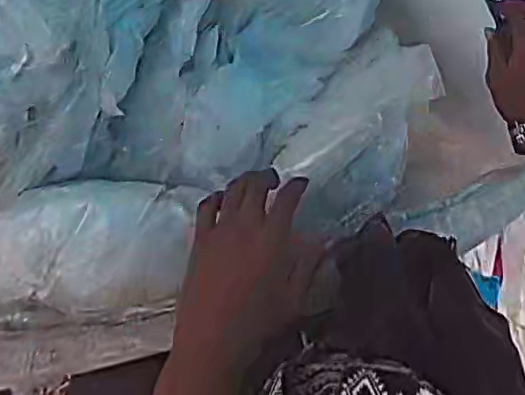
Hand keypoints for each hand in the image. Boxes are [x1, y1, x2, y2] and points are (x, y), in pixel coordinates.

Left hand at [158, 171, 322, 394]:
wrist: (210, 348)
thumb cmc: (256, 326)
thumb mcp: (294, 301)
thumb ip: (310, 266)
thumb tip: (324, 242)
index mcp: (272, 238)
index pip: (288, 197)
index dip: (297, 185)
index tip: (302, 183)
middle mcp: (246, 226)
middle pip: (256, 184)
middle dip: (268, 176)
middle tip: (276, 181)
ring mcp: (220, 232)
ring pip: (232, 190)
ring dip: (245, 181)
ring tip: (252, 185)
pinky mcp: (199, 242)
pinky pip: (206, 207)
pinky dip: (216, 197)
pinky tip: (221, 200)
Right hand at [486, 0, 524, 124]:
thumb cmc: (518, 102)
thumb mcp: (497, 76)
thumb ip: (495, 49)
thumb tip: (493, 31)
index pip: (519, 14)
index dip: (507, 6)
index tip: (497, 6)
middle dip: (521, 5)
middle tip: (507, 7)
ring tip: (512, 28)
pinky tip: (523, 47)